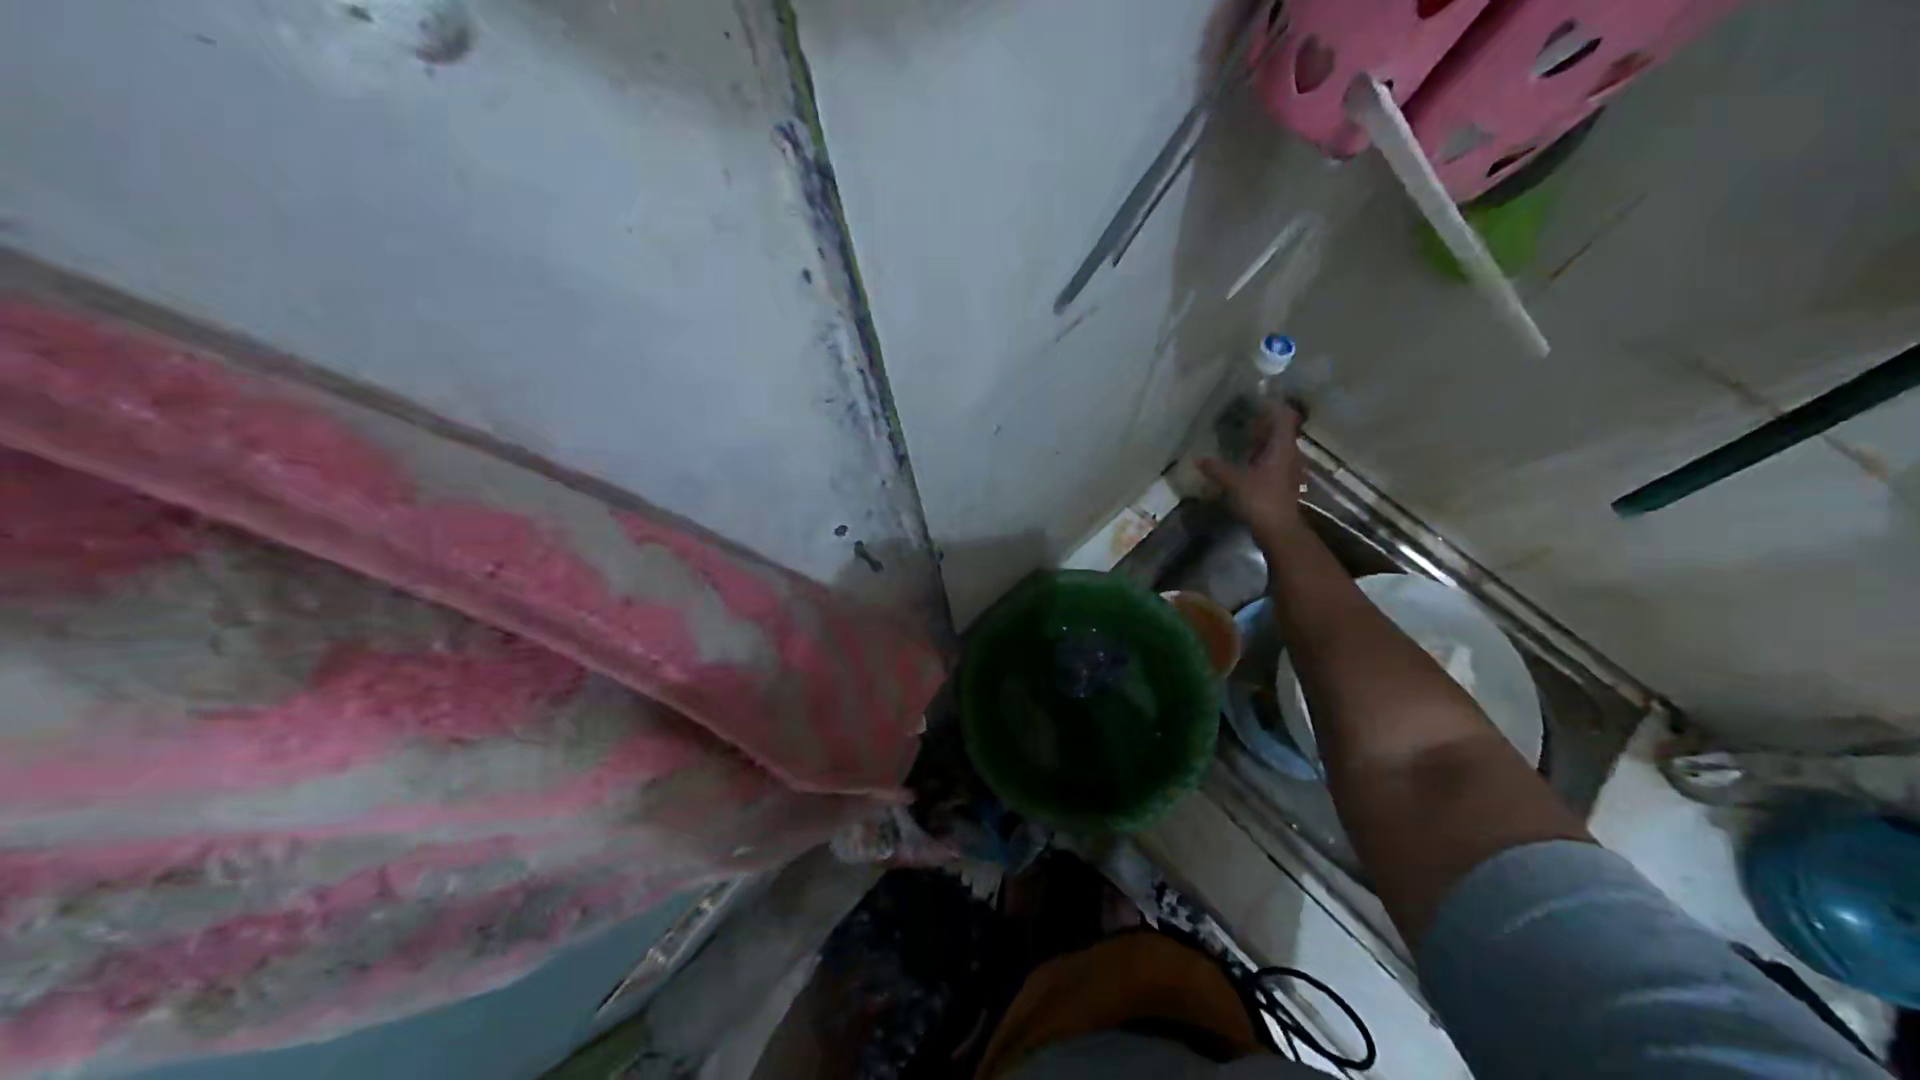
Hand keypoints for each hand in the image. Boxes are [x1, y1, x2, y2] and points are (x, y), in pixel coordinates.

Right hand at [1199, 399, 1306, 536]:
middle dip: (1265, 422)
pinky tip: (1245, 460)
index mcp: (1282, 448)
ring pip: (1277, 447)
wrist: (1278, 530)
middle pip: (1282, 431)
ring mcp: (1287, 470)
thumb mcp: (1235, 482)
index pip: (1284, 417)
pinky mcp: (1282, 483)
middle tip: (1244, 416)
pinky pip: (1273, 461)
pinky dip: (1261, 456)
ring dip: (1263, 440)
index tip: (1257, 398)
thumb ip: (1217, 468)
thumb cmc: (1260, 500)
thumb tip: (1198, 458)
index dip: (1273, 406)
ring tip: (1242, 436)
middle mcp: (1289, 455)